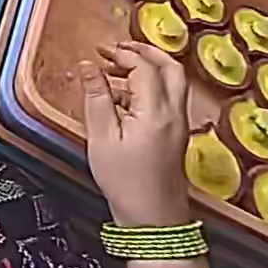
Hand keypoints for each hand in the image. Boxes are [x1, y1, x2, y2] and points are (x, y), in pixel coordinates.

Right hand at [81, 41, 191, 226]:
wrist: (153, 219)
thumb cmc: (124, 180)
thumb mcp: (101, 137)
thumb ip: (95, 97)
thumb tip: (88, 67)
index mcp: (156, 111)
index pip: (144, 67)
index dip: (122, 54)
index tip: (99, 51)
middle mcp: (175, 112)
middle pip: (170, 67)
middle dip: (144, 52)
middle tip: (118, 49)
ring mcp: (179, 123)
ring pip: (173, 82)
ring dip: (148, 68)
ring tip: (115, 71)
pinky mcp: (176, 134)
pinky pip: (168, 98)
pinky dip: (149, 86)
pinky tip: (123, 97)